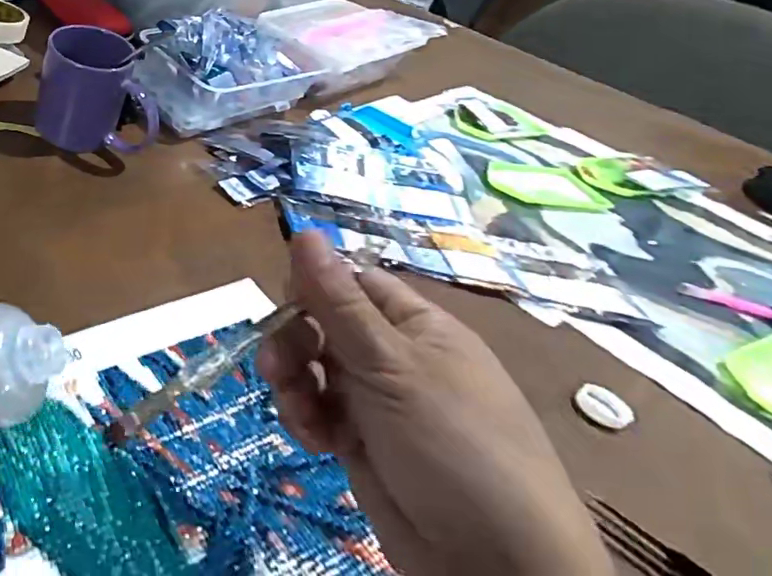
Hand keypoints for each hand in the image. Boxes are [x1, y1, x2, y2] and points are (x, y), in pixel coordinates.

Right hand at [257, 232, 611, 575]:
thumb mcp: (391, 366)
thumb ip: (338, 301)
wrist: (495, 569)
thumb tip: (304, 229)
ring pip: (311, 367)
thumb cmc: (453, 446)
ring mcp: (376, 400)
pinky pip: (316, 409)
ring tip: (298, 412)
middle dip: (292, 342)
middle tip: (276, 368)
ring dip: (293, 383)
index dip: (314, 288)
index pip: (351, 283)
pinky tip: (314, 440)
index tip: (287, 305)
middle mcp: (394, 357)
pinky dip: (306, 419)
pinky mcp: (360, 440)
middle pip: (321, 324)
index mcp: (416, 327)